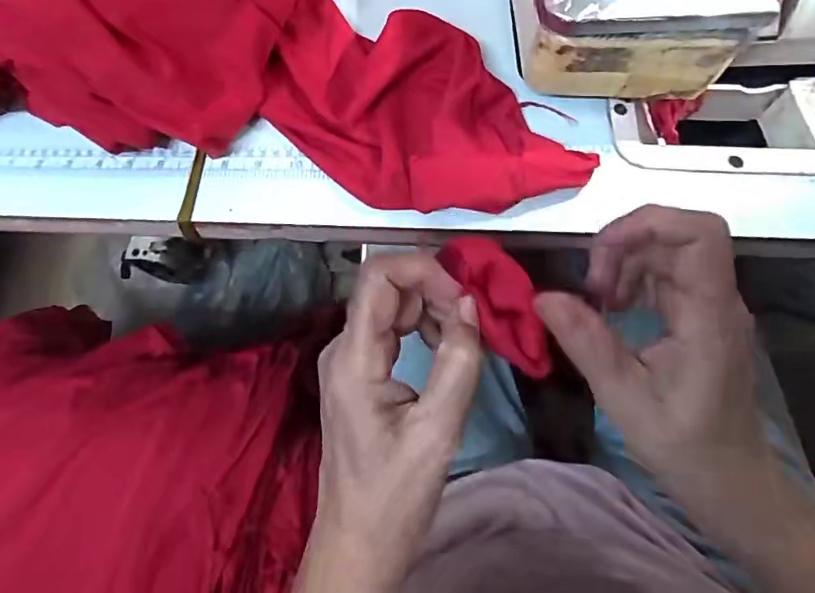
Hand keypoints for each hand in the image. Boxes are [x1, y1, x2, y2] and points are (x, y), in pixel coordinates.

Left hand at [294, 253, 482, 592]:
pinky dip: (424, 325)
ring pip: (393, 303)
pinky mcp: (361, 369)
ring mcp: (349, 357)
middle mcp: (344, 347)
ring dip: (432, 307)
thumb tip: (470, 304)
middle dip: (433, 289)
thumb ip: (457, 361)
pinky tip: (446, 346)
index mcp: (352, 358)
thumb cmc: (394, 497)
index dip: (422, 269)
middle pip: (387, 285)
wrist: (358, 546)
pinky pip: (393, 326)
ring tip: (462, 337)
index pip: (378, 275)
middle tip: (470, 318)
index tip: (461, 296)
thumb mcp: (437, 431)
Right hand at [534, 206, 814, 592]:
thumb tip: (543, 296)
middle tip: (593, 288)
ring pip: (667, 248)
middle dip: (624, 245)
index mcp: (710, 315)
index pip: (701, 234)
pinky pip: (666, 271)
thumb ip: (587, 343)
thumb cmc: (687, 450)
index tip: (605, 253)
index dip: (650, 223)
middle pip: (676, 234)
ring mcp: (711, 302)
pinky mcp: (701, 311)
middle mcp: (717, 298)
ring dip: (625, 261)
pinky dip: (633, 277)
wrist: (735, 485)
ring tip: (598, 302)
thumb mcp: (626, 401)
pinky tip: (613, 308)